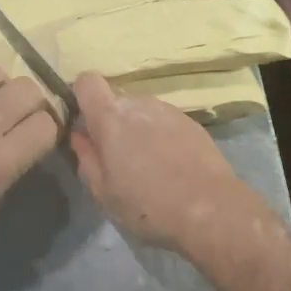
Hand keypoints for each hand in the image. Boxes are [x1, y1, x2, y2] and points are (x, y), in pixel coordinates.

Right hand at [69, 72, 268, 254]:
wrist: (211, 209)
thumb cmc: (148, 204)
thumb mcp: (103, 193)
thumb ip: (86, 158)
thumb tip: (79, 136)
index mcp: (111, 117)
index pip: (87, 81)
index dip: (81, 97)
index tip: (84, 123)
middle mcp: (139, 103)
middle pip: (116, 100)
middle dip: (111, 123)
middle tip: (118, 159)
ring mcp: (168, 109)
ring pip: (141, 111)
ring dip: (138, 130)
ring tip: (148, 167)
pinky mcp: (191, 121)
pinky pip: (164, 121)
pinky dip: (161, 137)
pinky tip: (171, 167)